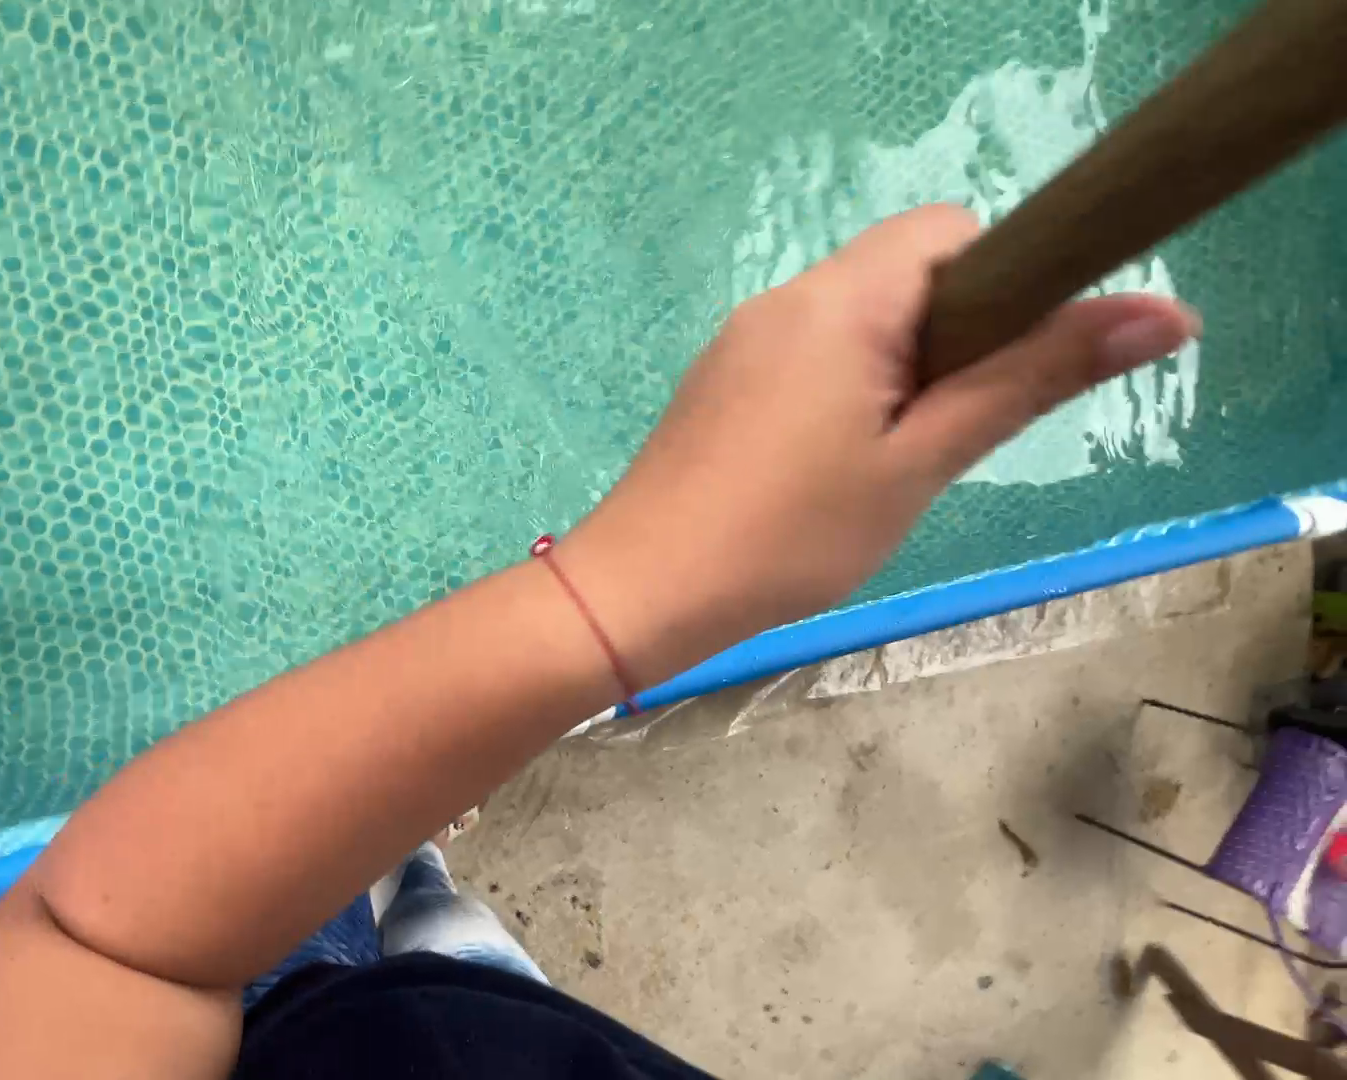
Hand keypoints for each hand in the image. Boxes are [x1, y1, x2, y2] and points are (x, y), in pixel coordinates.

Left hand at [556, 205, 1200, 688]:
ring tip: (875, 466)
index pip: (944, 232)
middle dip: (944, 339)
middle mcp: (776, 303)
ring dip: (887, 376)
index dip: (998, 282)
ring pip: (846, 327)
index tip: (999, 367)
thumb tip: (1164, 311)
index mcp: (834, 300)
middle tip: (935, 435)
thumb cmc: (785, 533)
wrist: (643, 585)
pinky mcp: (710, 387)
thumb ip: (1027, 378)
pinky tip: (817, 471)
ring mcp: (733, 346)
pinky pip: (796, 363)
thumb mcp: (918, 462)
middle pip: (895, 279)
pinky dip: (831, 396)